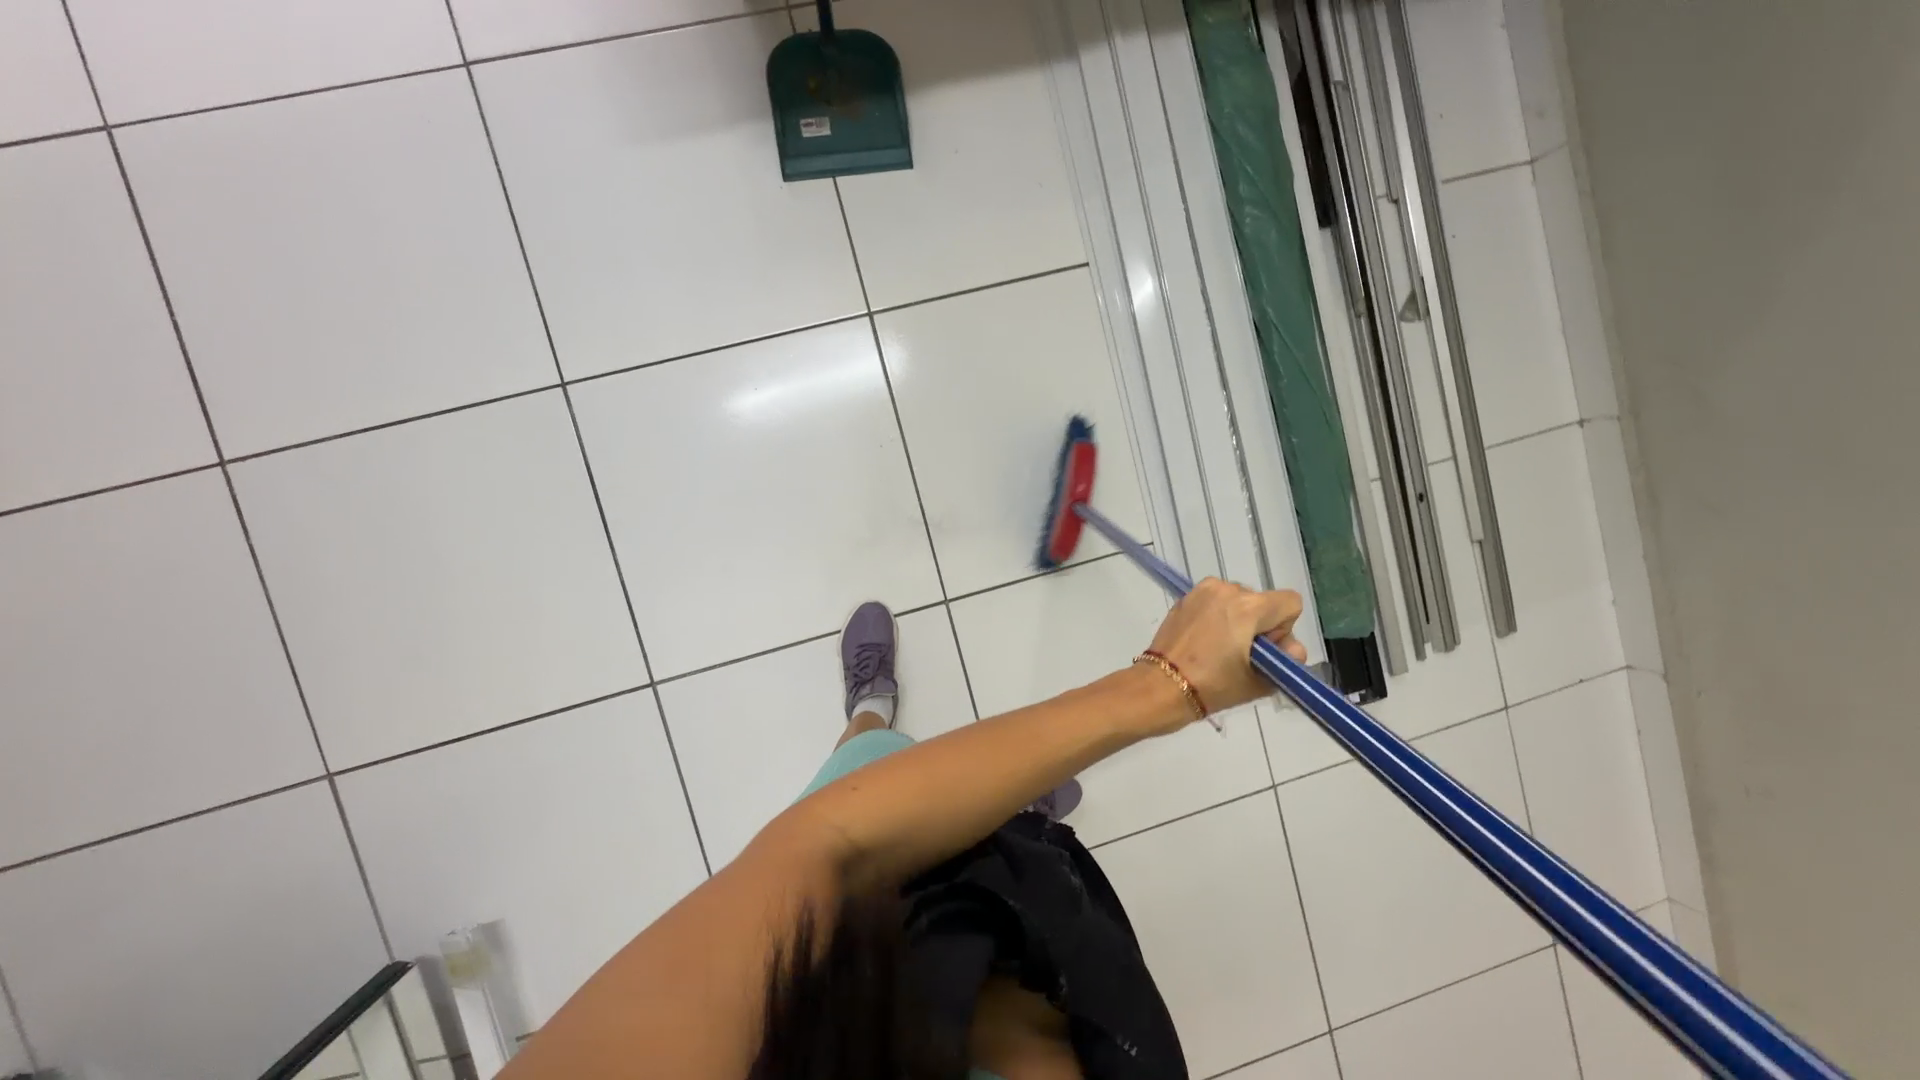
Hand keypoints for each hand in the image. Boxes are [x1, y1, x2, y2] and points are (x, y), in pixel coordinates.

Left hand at [1139, 579, 1306, 726]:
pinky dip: (1218, 616)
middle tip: (1241, 655)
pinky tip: (1205, 641)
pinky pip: (1215, 601)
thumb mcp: (1259, 680)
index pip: (1290, 603)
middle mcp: (1226, 589)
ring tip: (1220, 649)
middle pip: (1262, 602)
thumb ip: (1287, 661)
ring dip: (1239, 619)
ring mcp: (1202, 590)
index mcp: (1248, 606)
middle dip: (1260, 625)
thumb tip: (1292, 649)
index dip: (1283, 629)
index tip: (1265, 651)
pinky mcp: (1185, 598)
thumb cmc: (1213, 686)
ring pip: (1238, 600)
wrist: (1161, 686)